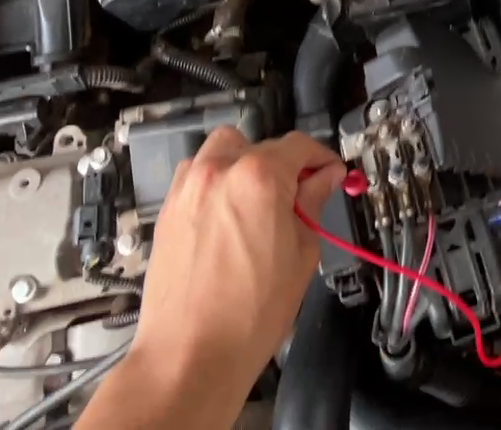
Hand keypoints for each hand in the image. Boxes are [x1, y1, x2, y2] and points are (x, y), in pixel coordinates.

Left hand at [104, 128, 343, 427]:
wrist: (189, 356)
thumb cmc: (245, 315)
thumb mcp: (302, 253)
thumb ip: (313, 204)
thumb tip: (324, 179)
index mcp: (259, 177)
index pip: (300, 146)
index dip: (323, 158)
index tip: (331, 172)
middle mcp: (219, 172)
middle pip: (261, 144)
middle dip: (285, 163)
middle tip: (302, 191)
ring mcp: (189, 189)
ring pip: (224, 151)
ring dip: (246, 163)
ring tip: (261, 199)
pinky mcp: (169, 210)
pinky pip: (198, 175)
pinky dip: (217, 182)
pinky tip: (231, 213)